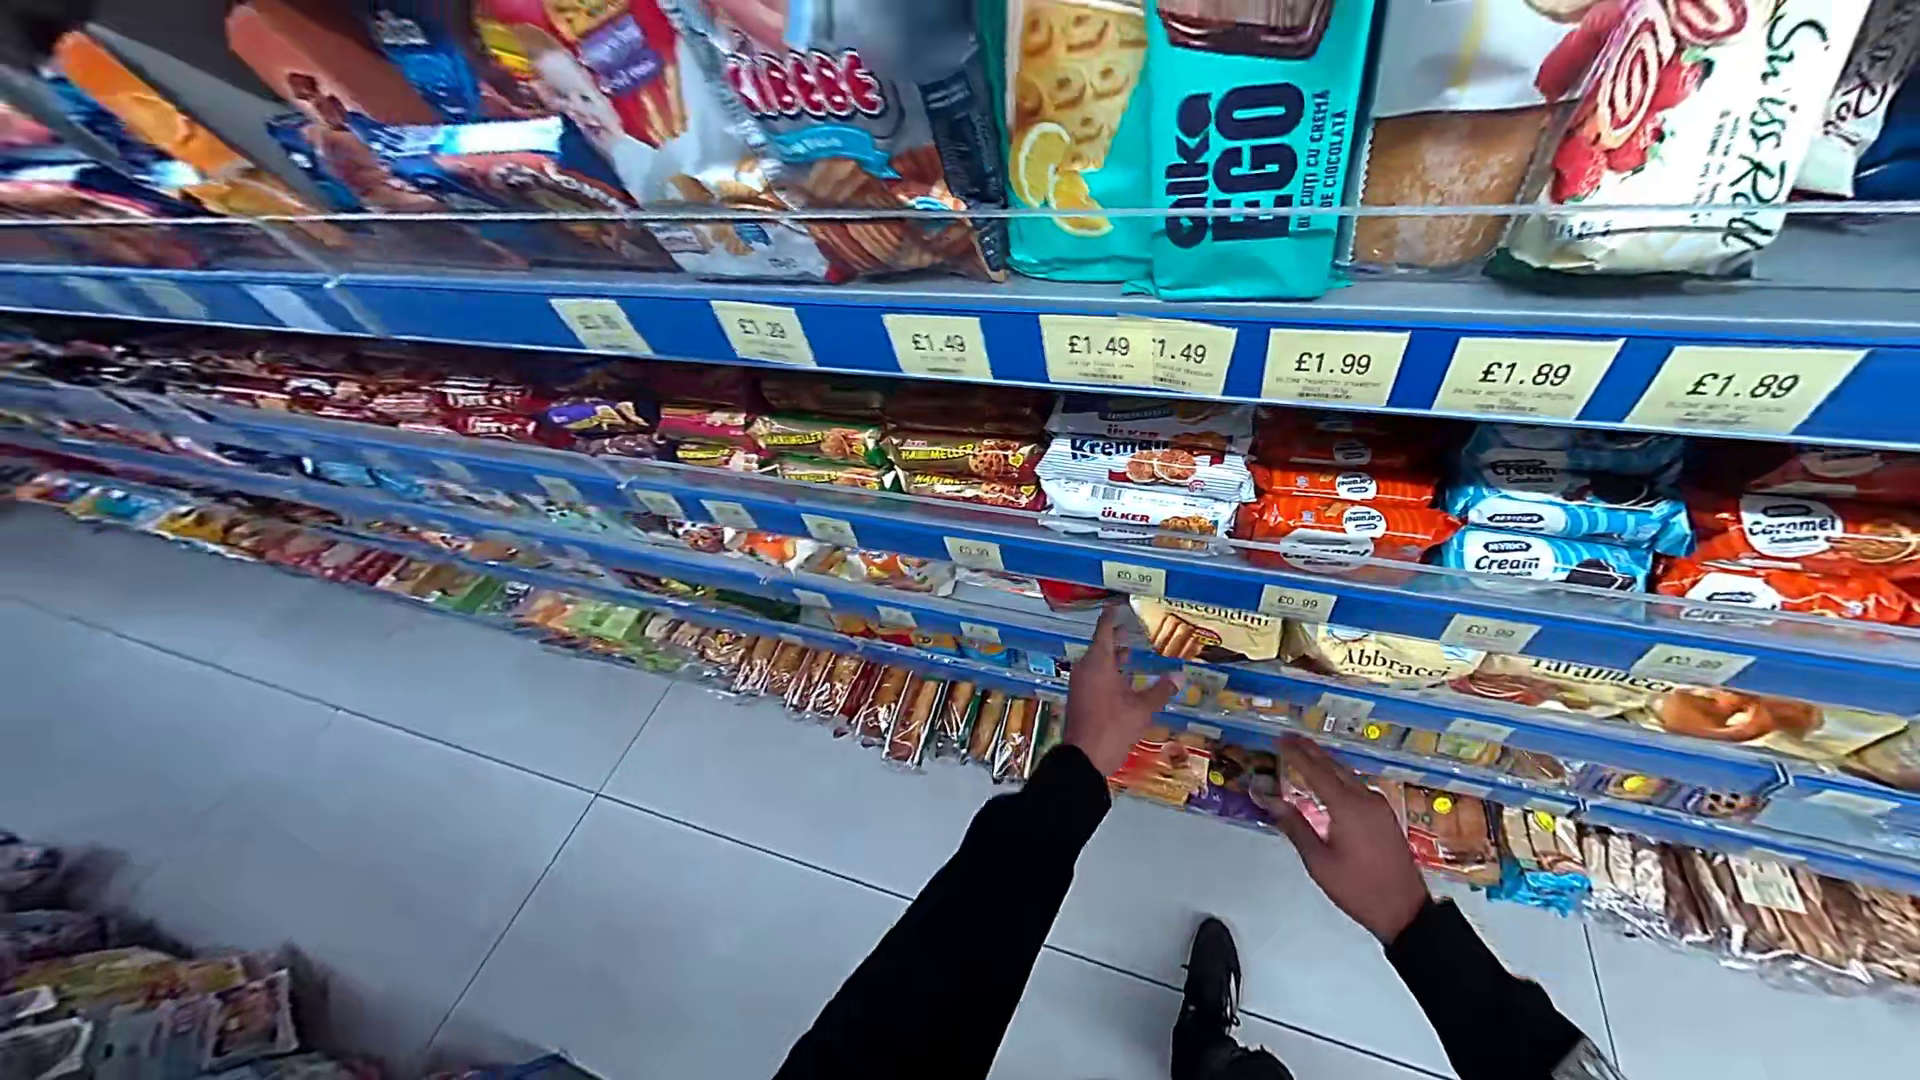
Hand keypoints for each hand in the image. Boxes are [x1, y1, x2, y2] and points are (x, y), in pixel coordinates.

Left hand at [1065, 604, 1179, 775]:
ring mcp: (1081, 683)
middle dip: (1117, 637)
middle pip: (1101, 645)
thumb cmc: (1112, 727)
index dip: (1112, 616)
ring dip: (1114, 657)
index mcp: (1097, 663)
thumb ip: (1160, 690)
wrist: (1084, 757)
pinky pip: (1095, 676)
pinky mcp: (1081, 696)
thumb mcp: (1142, 709)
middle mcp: (1085, 668)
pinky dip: (1109, 672)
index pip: (1104, 630)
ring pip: (1098, 662)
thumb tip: (1180, 676)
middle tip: (1133, 627)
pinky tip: (1124, 679)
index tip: (1119, 605)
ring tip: (1132, 651)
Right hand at [1262, 735, 1428, 943]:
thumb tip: (1268, 799)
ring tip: (1304, 751)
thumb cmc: (1358, 888)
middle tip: (1289, 737)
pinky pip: (1356, 785)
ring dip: (1324, 761)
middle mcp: (1365, 800)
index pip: (1315, 771)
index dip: (1295, 754)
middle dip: (1310, 750)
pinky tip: (1329, 778)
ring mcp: (1379, 807)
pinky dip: (1338, 775)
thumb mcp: (1318, 861)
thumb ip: (1294, 825)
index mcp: (1347, 807)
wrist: (1407, 913)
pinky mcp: (1385, 816)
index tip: (1279, 741)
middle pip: (1333, 766)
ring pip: (1347, 774)